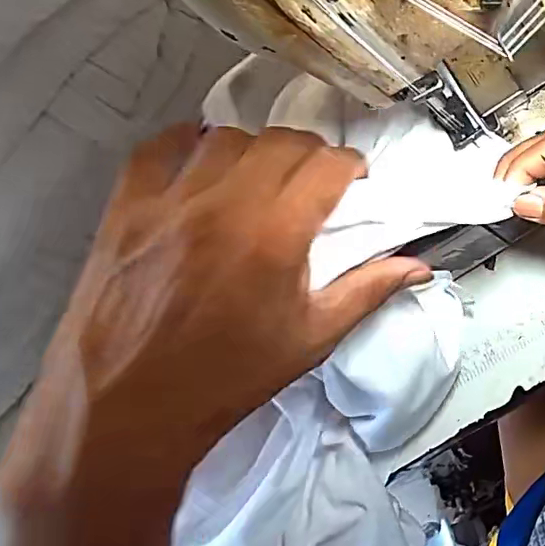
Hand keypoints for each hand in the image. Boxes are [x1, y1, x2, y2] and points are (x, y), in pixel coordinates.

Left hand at [0, 125, 431, 518]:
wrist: (129, 408)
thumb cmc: (229, 377)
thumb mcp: (310, 339)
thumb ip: (367, 291)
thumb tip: (418, 267)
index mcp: (276, 237)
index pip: (327, 166)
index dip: (350, 165)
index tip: (353, 181)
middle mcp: (225, 205)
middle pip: (281, 142)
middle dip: (310, 153)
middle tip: (313, 181)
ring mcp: (170, 201)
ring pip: (225, 138)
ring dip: (255, 149)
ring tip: (258, 177)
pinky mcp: (126, 207)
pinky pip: (160, 147)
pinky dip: (187, 144)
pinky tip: (201, 163)